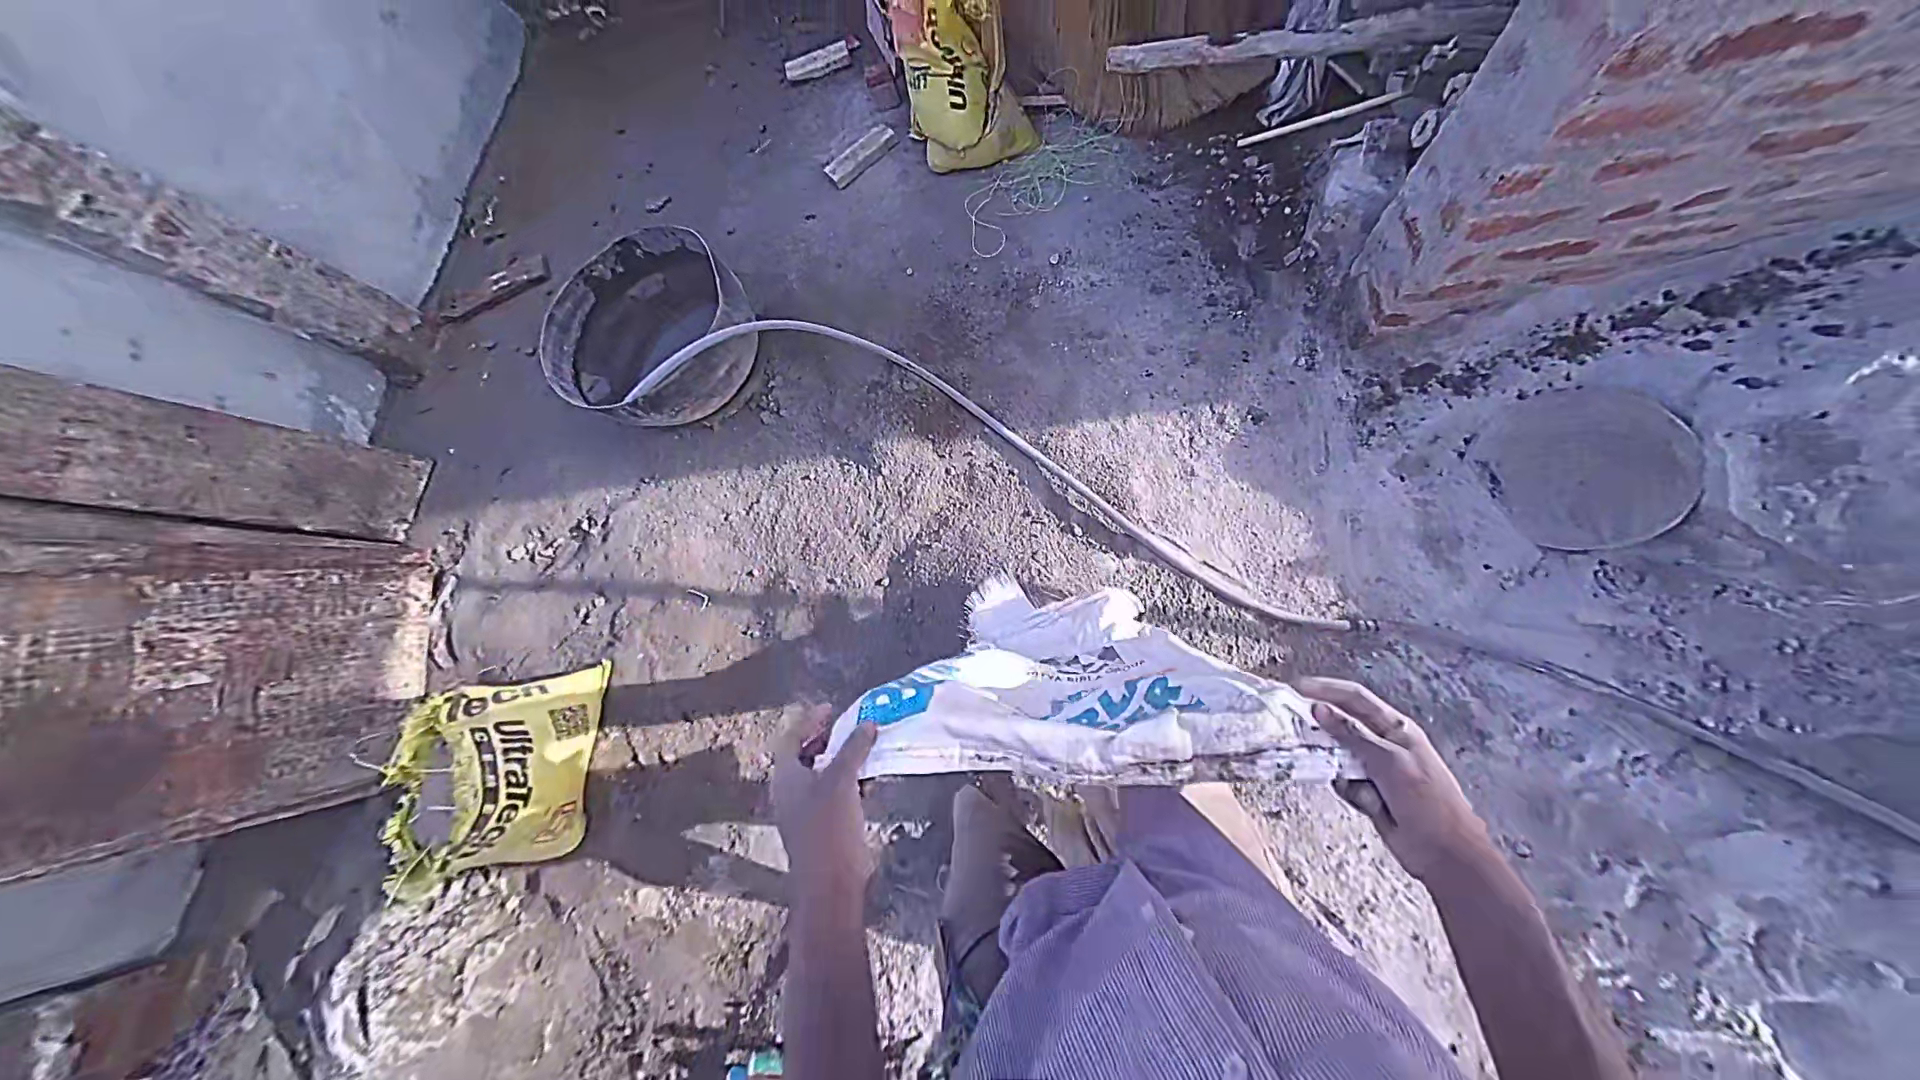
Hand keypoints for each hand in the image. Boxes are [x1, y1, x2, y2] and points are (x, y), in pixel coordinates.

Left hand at [772, 705, 878, 893]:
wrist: (831, 883)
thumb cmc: (829, 826)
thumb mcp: (842, 780)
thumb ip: (854, 748)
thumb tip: (867, 724)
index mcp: (785, 777)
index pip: (792, 737)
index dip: (810, 720)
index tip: (831, 708)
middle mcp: (789, 791)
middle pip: (805, 754)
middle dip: (827, 738)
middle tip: (850, 726)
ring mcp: (803, 810)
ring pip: (820, 774)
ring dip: (840, 760)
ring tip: (862, 747)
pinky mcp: (820, 826)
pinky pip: (831, 793)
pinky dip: (846, 781)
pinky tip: (867, 779)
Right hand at [1294, 677, 1491, 880]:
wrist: (1445, 854)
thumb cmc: (1428, 802)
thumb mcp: (1389, 761)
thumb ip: (1352, 733)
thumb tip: (1319, 708)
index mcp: (1395, 728)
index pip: (1355, 698)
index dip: (1326, 689)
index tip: (1296, 687)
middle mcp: (1382, 743)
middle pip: (1341, 725)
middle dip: (1322, 729)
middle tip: (1298, 730)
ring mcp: (1373, 768)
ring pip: (1335, 754)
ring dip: (1336, 766)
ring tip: (1355, 784)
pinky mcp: (1365, 790)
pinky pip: (1340, 780)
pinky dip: (1348, 790)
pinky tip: (1369, 804)